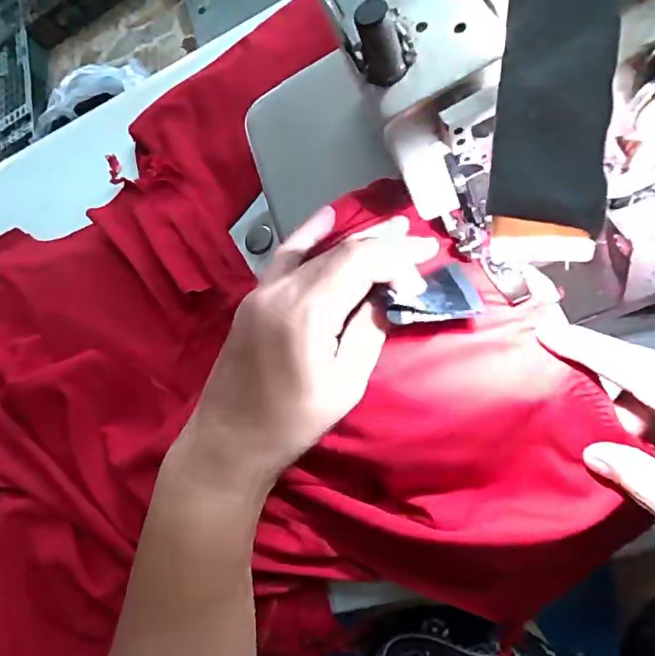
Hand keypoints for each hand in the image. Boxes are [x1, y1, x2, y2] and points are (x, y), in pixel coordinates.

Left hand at [171, 207, 435, 505]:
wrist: (230, 439)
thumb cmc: (292, 421)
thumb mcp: (345, 384)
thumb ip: (368, 333)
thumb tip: (385, 298)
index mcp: (306, 310)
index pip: (358, 262)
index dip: (395, 257)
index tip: (425, 261)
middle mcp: (281, 289)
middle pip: (339, 252)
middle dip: (382, 246)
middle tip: (416, 244)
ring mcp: (262, 291)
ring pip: (316, 252)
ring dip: (354, 241)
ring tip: (389, 230)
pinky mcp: (254, 298)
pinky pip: (285, 257)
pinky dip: (309, 236)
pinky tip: (327, 216)